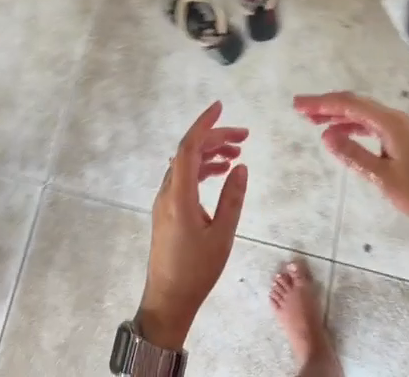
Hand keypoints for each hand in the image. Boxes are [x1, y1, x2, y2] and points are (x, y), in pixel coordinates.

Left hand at [137, 101, 249, 348]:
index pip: (188, 147)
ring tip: (236, 154)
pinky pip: (183, 179)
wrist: (168, 301)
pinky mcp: (166, 212)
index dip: (204, 124)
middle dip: (215, 139)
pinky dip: (202, 170)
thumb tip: (241, 167)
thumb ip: (233, 198)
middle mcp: (167, 192)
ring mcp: (164, 202)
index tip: (221, 107)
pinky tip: (220, 174)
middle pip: (188, 152)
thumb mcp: (222, 234)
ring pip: (186, 165)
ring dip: (209, 155)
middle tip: (243, 137)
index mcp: (179, 195)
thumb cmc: (197, 270)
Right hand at [295, 91, 408, 232]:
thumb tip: (326, 136)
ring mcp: (400, 128)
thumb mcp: (383, 178)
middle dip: (326, 105)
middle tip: (299, 109)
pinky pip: (371, 125)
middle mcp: (394, 118)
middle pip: (354, 104)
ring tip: (313, 122)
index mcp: (389, 122)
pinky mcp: (403, 140)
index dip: (321, 103)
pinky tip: (340, 136)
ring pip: (362, 114)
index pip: (348, 104)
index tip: (297, 104)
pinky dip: (352, 126)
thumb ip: (354, 155)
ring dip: (338, 116)